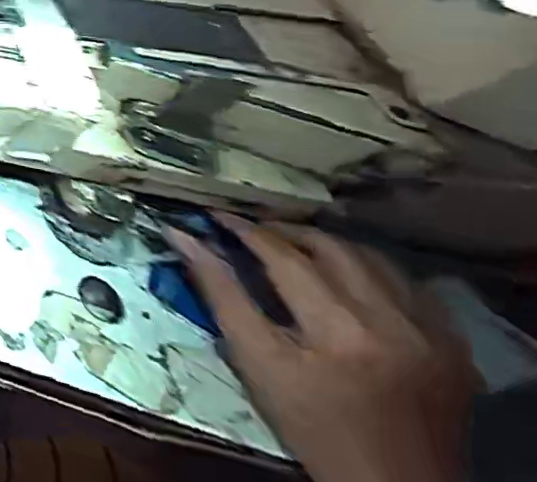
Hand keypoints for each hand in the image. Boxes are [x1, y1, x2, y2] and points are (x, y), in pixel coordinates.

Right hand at [168, 214, 477, 481]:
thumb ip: (219, 291)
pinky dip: (371, 272)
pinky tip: (347, 280)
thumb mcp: (253, 358)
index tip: (214, 215)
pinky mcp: (456, 350)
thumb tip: (180, 236)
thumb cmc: (309, 421)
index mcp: (340, 330)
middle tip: (249, 230)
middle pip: (335, 249)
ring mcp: (435, 337)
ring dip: (329, 247)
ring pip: (377, 261)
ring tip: (293, 248)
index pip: (285, 257)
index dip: (245, 229)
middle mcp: (395, 324)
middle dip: (286, 231)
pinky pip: (413, 289)